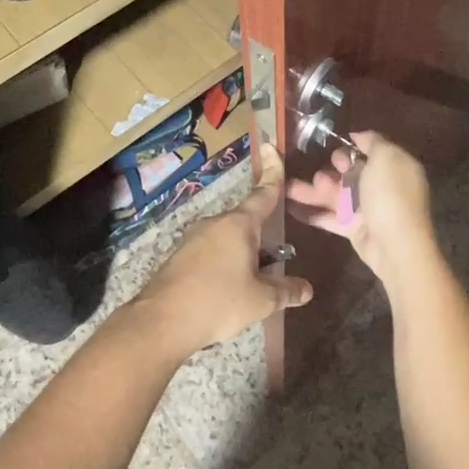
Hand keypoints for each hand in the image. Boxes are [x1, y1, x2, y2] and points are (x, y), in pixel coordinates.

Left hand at [126, 145, 313, 358]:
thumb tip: (307, 290)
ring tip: (251, 284)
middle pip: (246, 221)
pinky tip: (226, 290)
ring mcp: (193, 238)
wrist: (162, 320)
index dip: (273, 173)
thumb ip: (286, 291)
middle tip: (275, 260)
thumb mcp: (261, 300)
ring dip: (242, 254)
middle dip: (261, 236)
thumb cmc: (218, 302)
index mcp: (239, 224)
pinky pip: (210, 253)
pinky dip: (223, 264)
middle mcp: (215, 223)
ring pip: (227, 239)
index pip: (263, 193)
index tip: (272, 147)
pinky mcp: (180, 256)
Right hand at [286, 130, 439, 288]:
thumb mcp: (386, 158)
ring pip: (336, 195)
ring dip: (313, 190)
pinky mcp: (354, 229)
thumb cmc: (390, 195)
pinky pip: (330, 218)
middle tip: (318, 175)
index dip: (351, 150)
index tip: (333, 151)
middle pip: (349, 174)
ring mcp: (366, 209)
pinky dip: (312, 213)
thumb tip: (358, 135)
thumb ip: (372, 142)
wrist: (395, 245)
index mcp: (392, 167)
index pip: (370, 153)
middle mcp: (380, 187)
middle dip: (330, 172)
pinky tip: (290, 208)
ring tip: (290, 188)